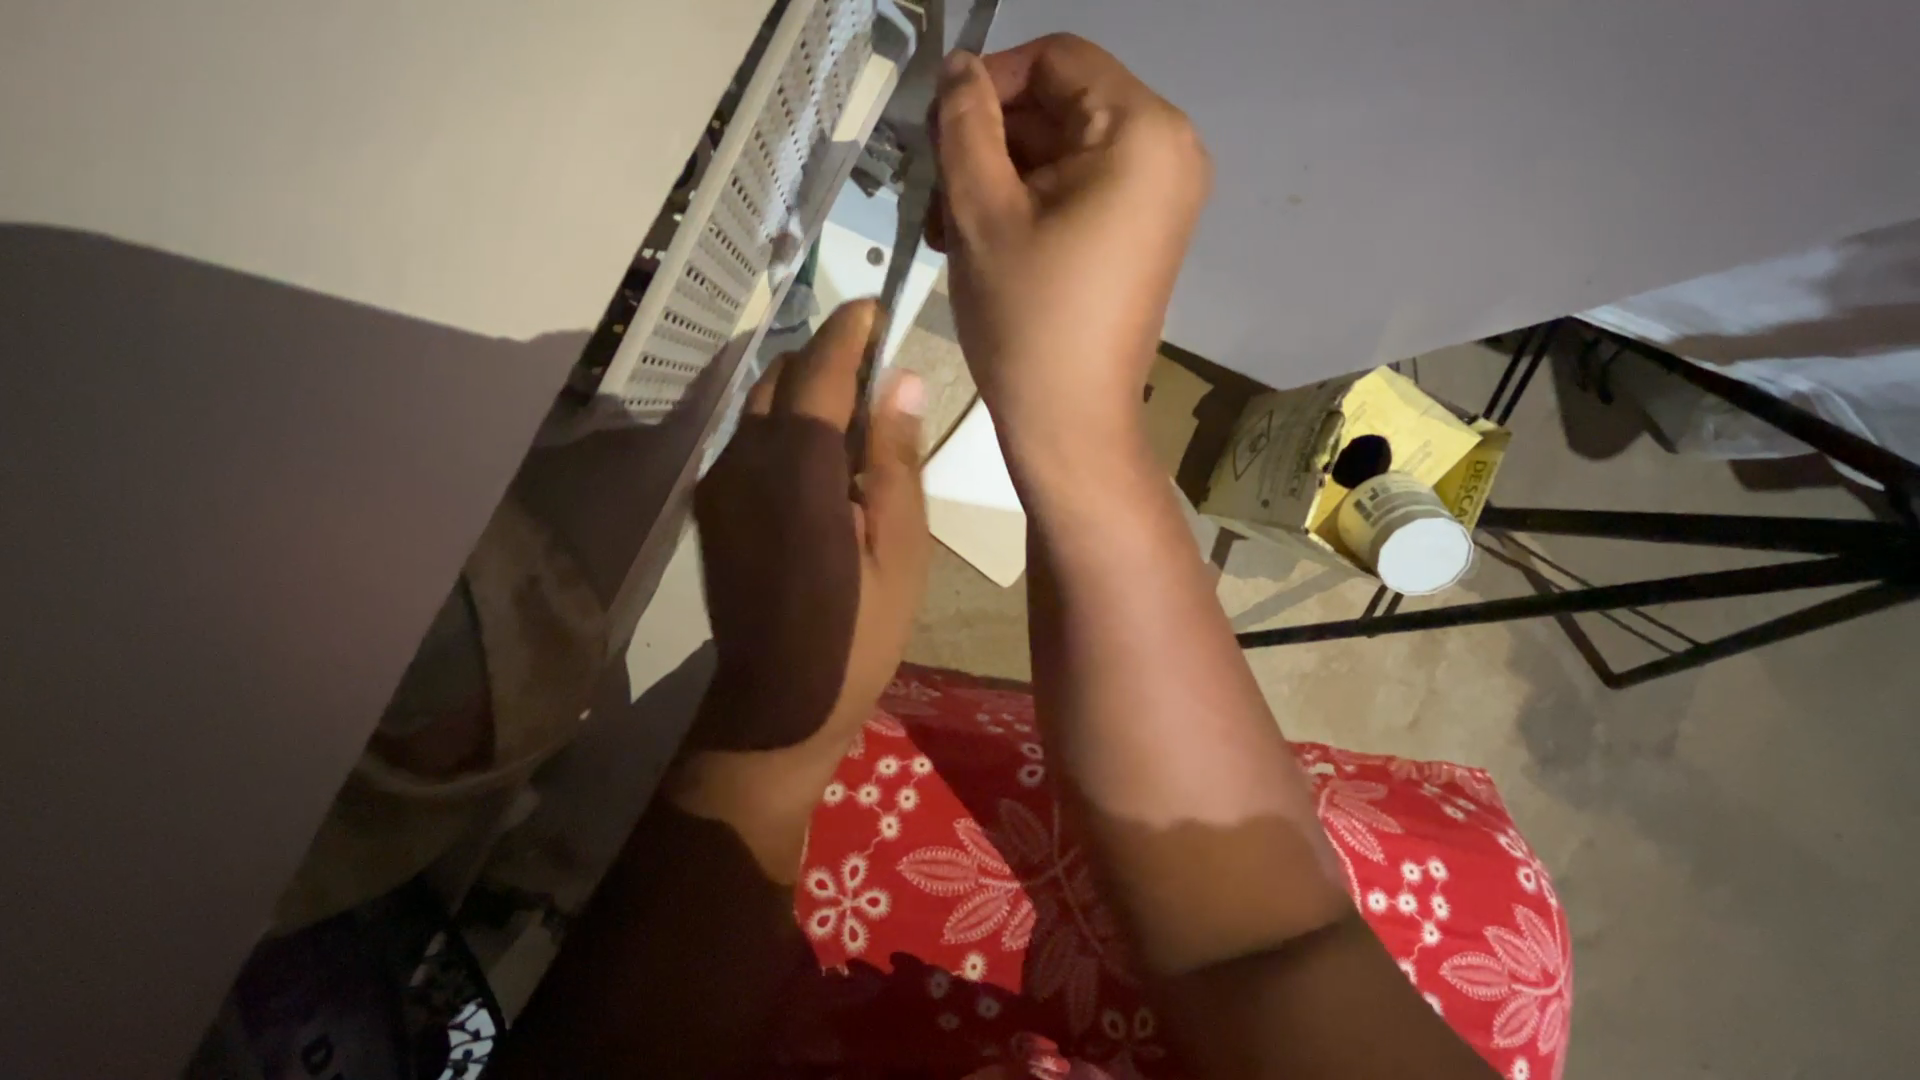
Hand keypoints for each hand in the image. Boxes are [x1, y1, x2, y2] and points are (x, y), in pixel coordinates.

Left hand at [691, 301, 929, 754]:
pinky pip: (745, 440)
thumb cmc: (857, 634)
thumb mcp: (900, 550)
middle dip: (824, 358)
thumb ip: (895, 458)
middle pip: (779, 376)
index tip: (877, 309)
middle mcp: (744, 461)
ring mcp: (718, 485)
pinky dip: (781, 427)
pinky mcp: (710, 508)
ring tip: (852, 417)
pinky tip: (818, 463)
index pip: (819, 369)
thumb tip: (901, 379)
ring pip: (756, 406)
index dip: (848, 331)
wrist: (777, 703)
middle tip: (875, 370)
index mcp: (798, 469)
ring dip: (801, 392)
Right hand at [930, 35, 1211, 470]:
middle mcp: (1168, 152)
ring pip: (1061, 153)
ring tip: (947, 230)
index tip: (935, 130)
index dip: (988, 81)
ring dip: (996, 178)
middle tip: (933, 195)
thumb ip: (964, 124)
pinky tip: (980, 243)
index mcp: (1142, 132)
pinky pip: (1078, 192)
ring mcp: (1159, 198)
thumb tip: (960, 70)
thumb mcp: (981, 211)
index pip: (1056, 59)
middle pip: (1060, 106)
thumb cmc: (1026, 317)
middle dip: (988, 142)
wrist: (1069, 423)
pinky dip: (1026, 206)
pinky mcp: (1141, 236)